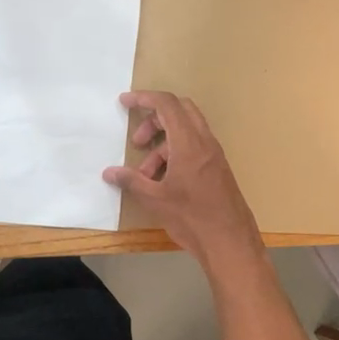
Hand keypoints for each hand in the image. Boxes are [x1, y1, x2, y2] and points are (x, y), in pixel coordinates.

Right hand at [103, 91, 261, 269]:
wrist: (229, 241)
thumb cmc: (191, 218)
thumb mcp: (155, 199)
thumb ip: (131, 181)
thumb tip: (109, 172)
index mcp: (189, 143)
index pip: (167, 105)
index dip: (144, 98)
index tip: (125, 102)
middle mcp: (205, 142)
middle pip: (179, 111)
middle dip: (154, 120)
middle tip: (137, 142)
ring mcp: (213, 155)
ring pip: (185, 133)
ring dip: (162, 145)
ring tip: (144, 174)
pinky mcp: (217, 169)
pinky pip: (193, 149)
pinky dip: (174, 155)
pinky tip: (162, 182)